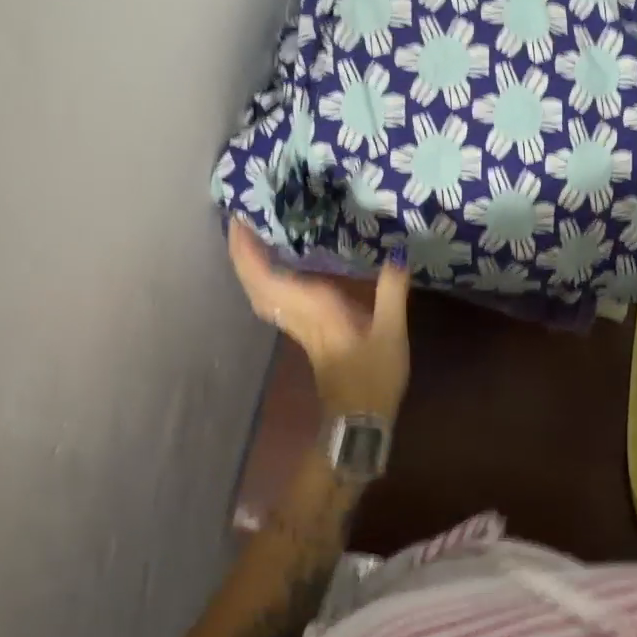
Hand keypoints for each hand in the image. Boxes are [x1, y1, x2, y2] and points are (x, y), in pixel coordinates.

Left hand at [227, 218, 410, 418]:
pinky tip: (272, 266)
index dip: (248, 248)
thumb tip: (397, 249)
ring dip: (248, 264)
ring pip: (259, 292)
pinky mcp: (302, 331)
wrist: (359, 420)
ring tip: (250, 234)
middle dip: (241, 250)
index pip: (267, 275)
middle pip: (255, 281)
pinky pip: (270, 299)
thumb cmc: (374, 376)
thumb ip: (391, 290)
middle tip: (240, 216)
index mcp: (313, 308)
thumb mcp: (391, 332)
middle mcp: (297, 313)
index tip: (240, 218)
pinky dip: (262, 278)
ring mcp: (296, 324)